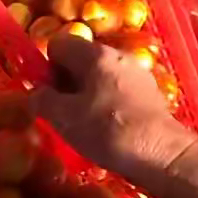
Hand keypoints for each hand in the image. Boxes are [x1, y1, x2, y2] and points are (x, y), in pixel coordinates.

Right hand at [30, 35, 197, 185]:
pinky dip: (108, 105)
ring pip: (100, 76)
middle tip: (63, 113)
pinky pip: (118, 91)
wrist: (161, 155)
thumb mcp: (63, 118)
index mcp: (95, 54)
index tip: (48, 94)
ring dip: (87, 95)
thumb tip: (37, 93)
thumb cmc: (107, 131)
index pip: (58, 43)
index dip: (47, 66)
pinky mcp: (151, 93)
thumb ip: (42, 99)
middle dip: (67, 82)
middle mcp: (118, 55)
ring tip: (85, 125)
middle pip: (81, 59)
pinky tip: (108, 130)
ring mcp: (138, 73)